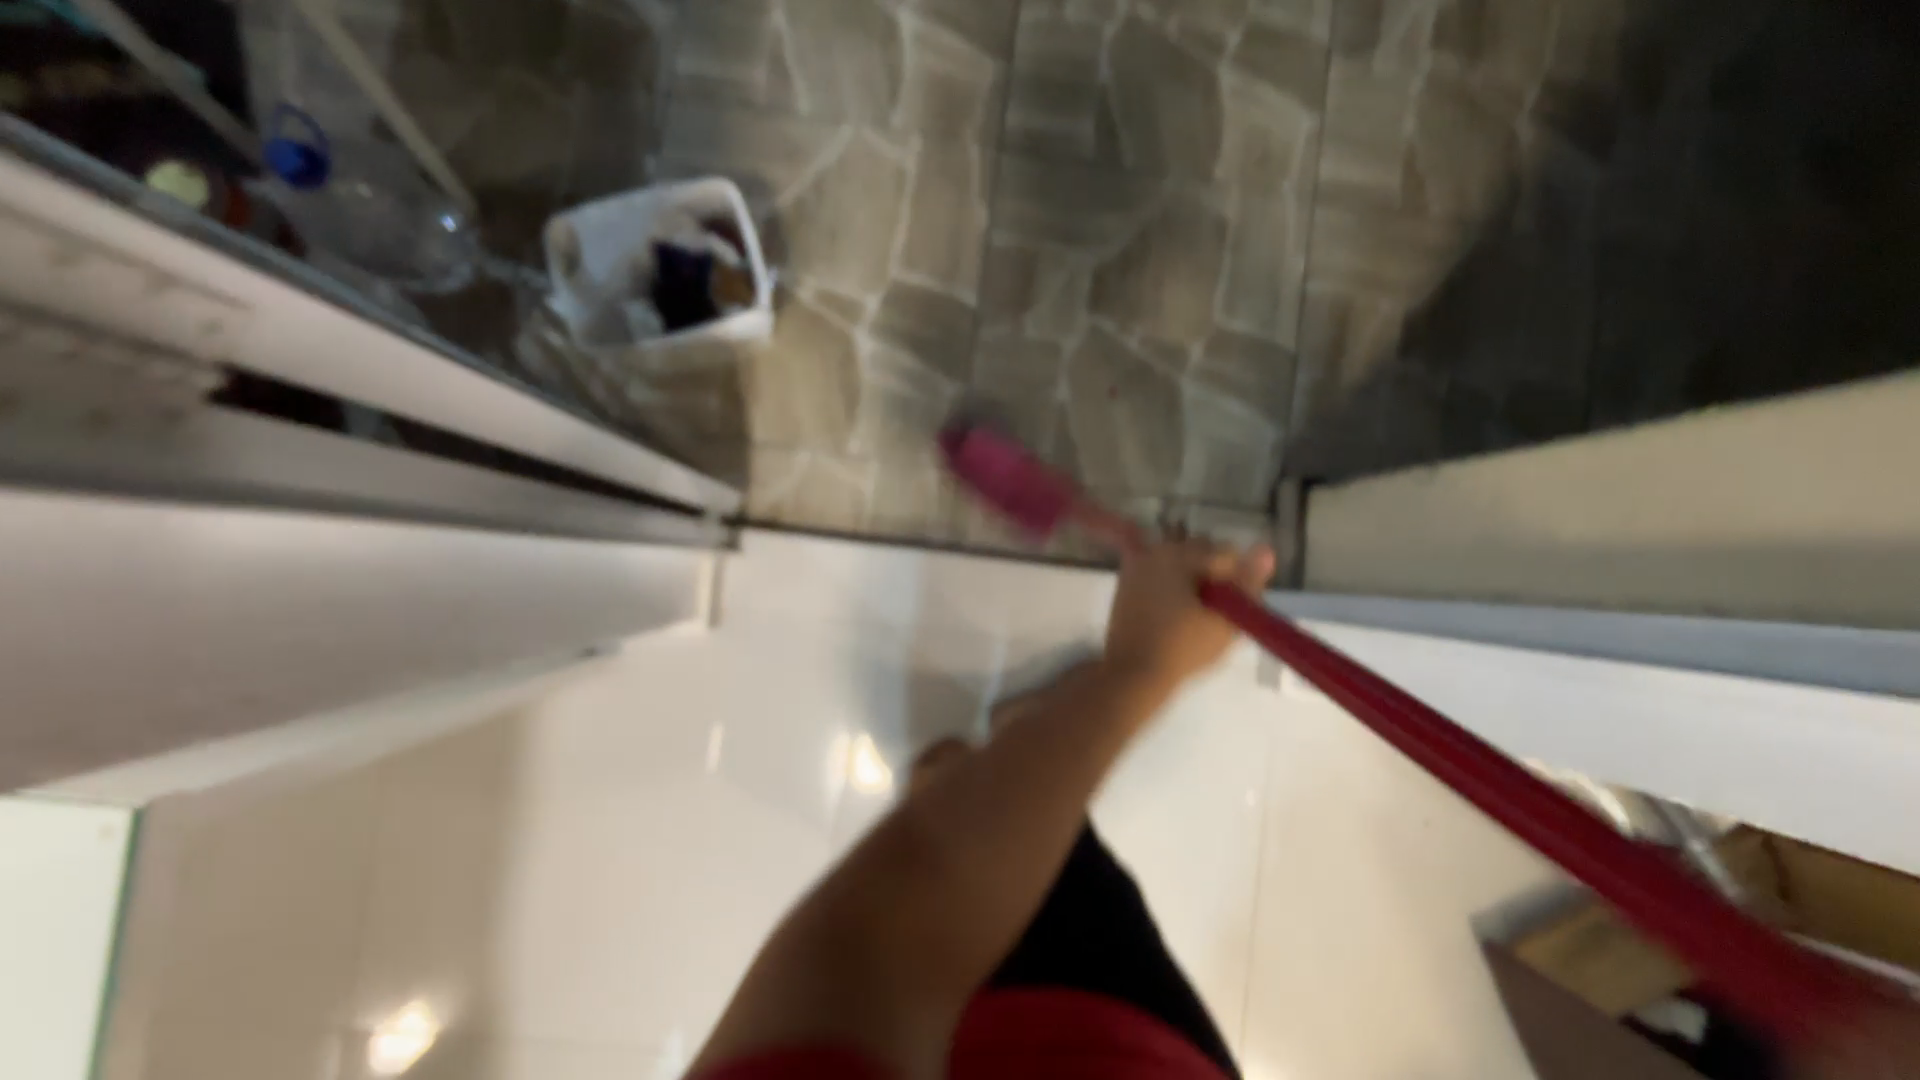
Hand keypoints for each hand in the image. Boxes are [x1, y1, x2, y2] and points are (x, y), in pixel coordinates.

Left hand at [1103, 538, 1275, 689]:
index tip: (1231, 608)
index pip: (1226, 554)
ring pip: (1181, 560)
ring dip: (1193, 578)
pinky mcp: (1126, 581)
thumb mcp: (1225, 621)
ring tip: (1195, 613)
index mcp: (1179, 555)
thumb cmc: (1182, 648)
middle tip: (1215, 610)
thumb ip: (1248, 584)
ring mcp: (1138, 564)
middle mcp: (1156, 550)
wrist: (1132, 671)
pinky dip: (1172, 584)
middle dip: (1213, 574)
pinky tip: (1174, 612)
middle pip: (1201, 550)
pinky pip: (1161, 571)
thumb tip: (1266, 549)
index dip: (1236, 581)